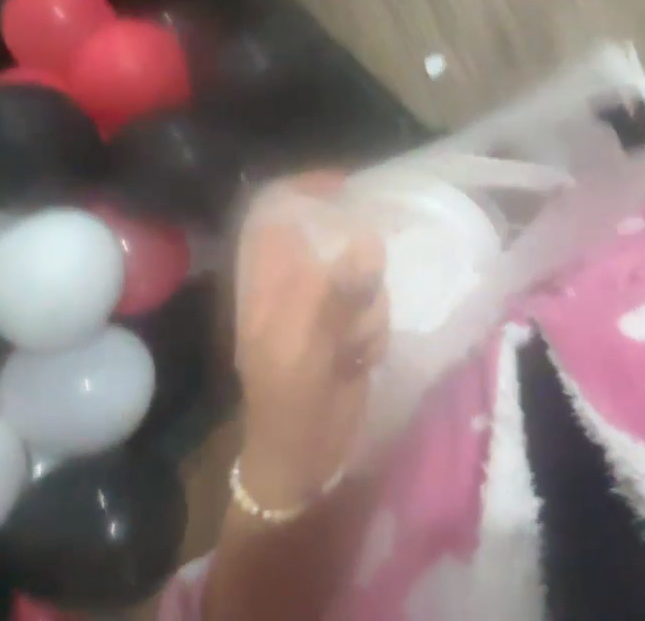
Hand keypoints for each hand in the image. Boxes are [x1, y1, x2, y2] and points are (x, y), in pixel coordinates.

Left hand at [232, 173, 387, 511]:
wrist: (303, 458)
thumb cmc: (287, 398)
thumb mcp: (304, 343)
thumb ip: (335, 290)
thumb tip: (368, 240)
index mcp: (267, 279)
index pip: (278, 212)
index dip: (306, 190)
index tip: (345, 187)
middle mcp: (295, 283)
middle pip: (336, 243)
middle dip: (358, 276)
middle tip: (357, 305)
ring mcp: (325, 306)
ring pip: (365, 279)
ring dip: (366, 314)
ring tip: (349, 348)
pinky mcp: (350, 328)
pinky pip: (376, 309)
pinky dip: (373, 335)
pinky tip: (358, 361)